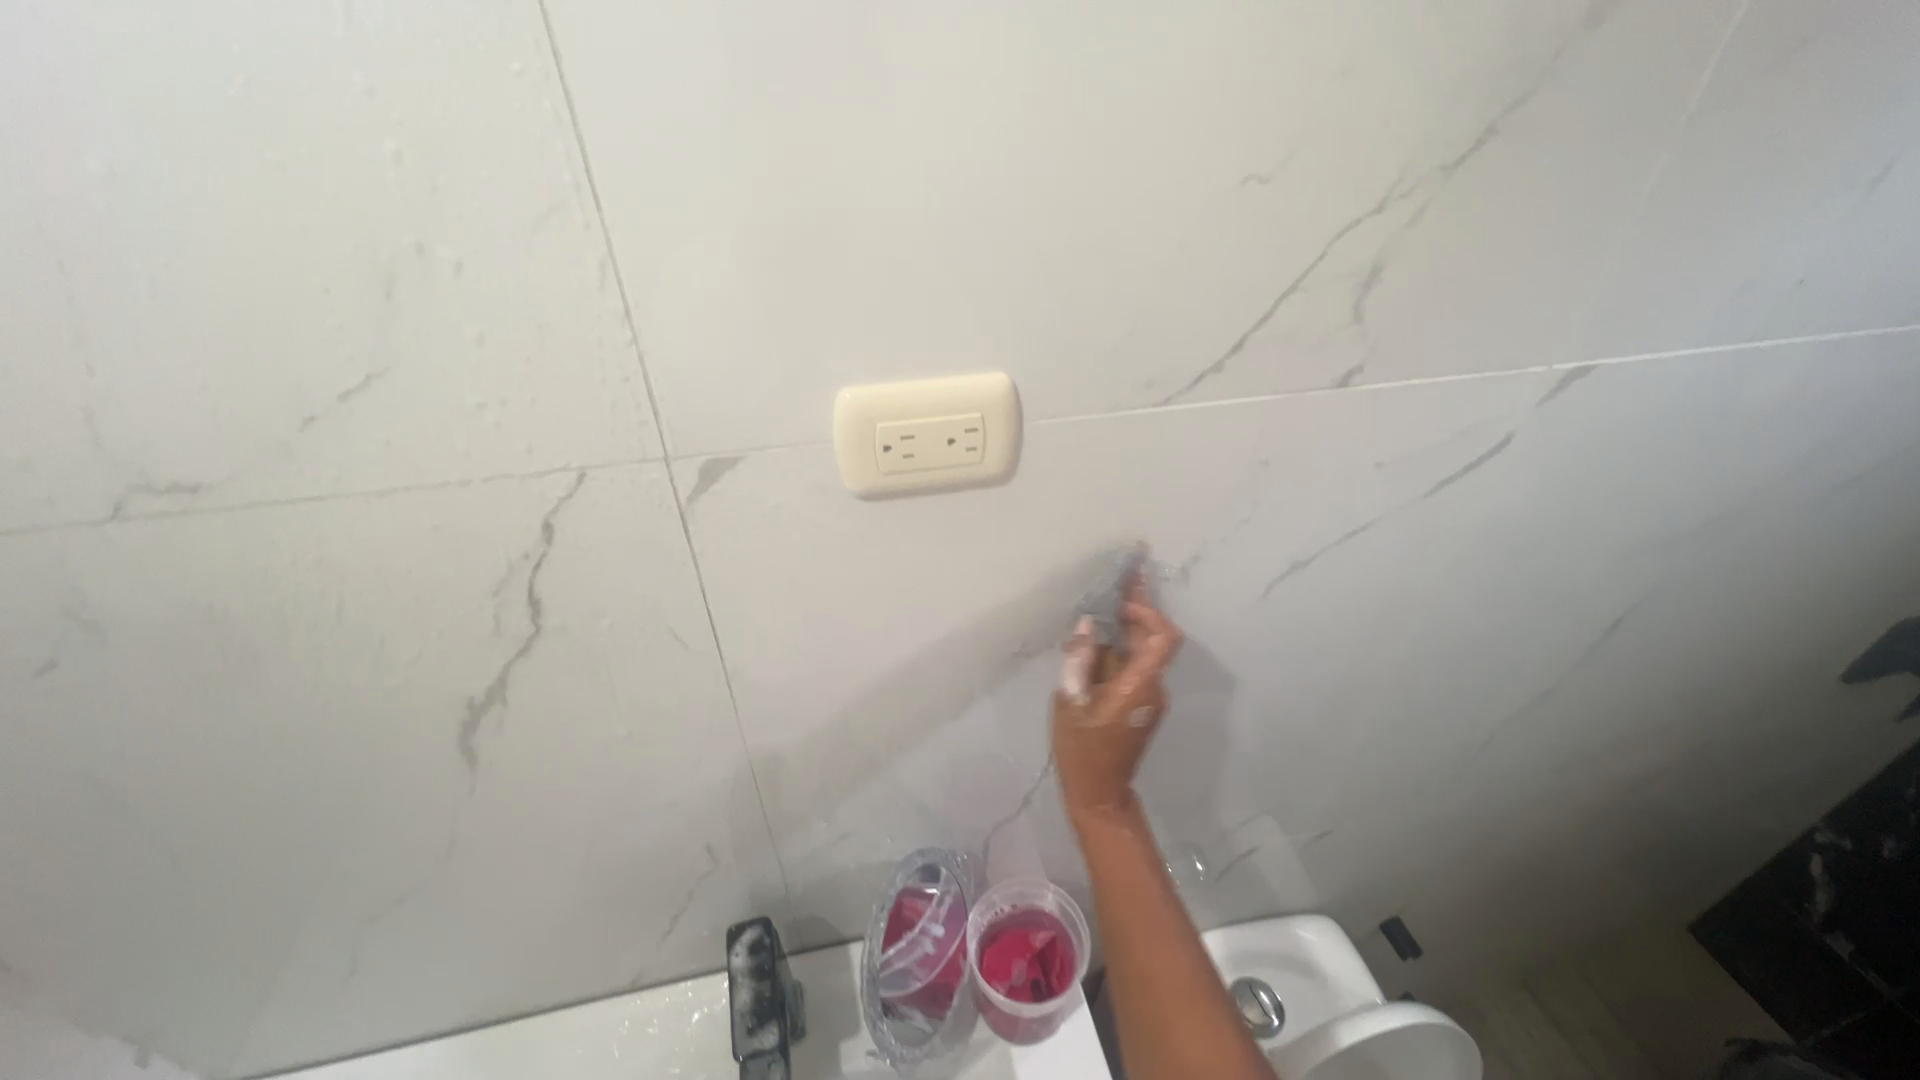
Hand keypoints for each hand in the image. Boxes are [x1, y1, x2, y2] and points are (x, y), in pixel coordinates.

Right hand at [1052, 575, 1182, 819]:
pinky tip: (1094, 644)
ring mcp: (1148, 697)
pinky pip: (1132, 668)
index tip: (1125, 599)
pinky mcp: (1139, 705)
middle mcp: (1152, 688)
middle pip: (1153, 641)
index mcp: (1138, 685)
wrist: (1099, 793)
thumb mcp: (1070, 702)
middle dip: (1136, 610)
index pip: (1163, 638)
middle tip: (1122, 579)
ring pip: (1141, 654)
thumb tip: (1089, 623)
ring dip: (1123, 631)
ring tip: (1101, 606)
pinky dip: (1117, 652)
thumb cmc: (1082, 750)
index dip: (1149, 612)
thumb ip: (1080, 660)